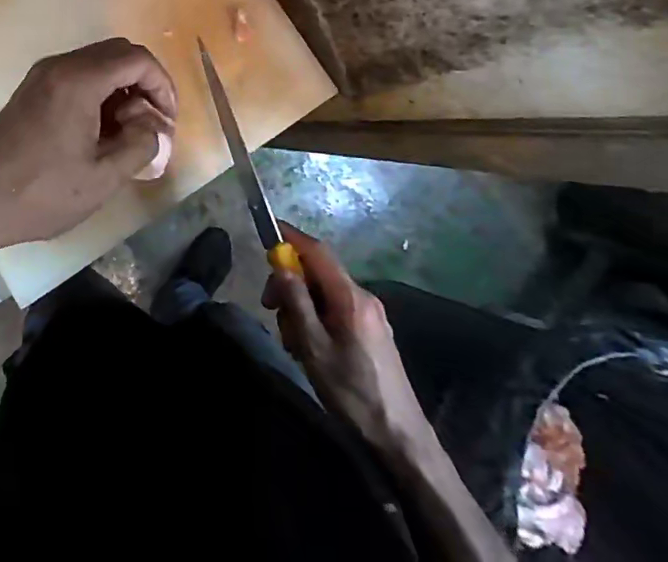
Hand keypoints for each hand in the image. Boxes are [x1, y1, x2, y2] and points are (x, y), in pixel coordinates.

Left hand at [0, 38, 176, 264]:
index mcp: (78, 80)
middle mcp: (58, 66)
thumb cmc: (41, 194)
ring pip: (97, 63)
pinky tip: (100, 130)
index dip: (162, 86)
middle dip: (144, 83)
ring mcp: (40, 76)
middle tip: (153, 123)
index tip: (168, 121)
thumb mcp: (103, 177)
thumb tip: (152, 126)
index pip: (137, 59)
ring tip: (129, 132)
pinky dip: (99, 92)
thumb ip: (140, 143)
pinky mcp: (30, 91)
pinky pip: (76, 76)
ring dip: (122, 88)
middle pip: (118, 53)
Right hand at [262, 222, 427, 451]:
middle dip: (291, 283)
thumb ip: (297, 303)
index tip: (268, 231)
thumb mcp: (314, 348)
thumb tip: (281, 265)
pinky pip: (336, 310)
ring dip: (302, 307)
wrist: (399, 436)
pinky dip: (316, 319)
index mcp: (351, 297)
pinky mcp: (372, 331)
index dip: (292, 238)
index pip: (319, 251)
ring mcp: (370, 314)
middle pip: (319, 272)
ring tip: (294, 343)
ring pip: (325, 293)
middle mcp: (364, 297)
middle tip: (270, 309)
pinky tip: (310, 349)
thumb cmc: (352, 392)